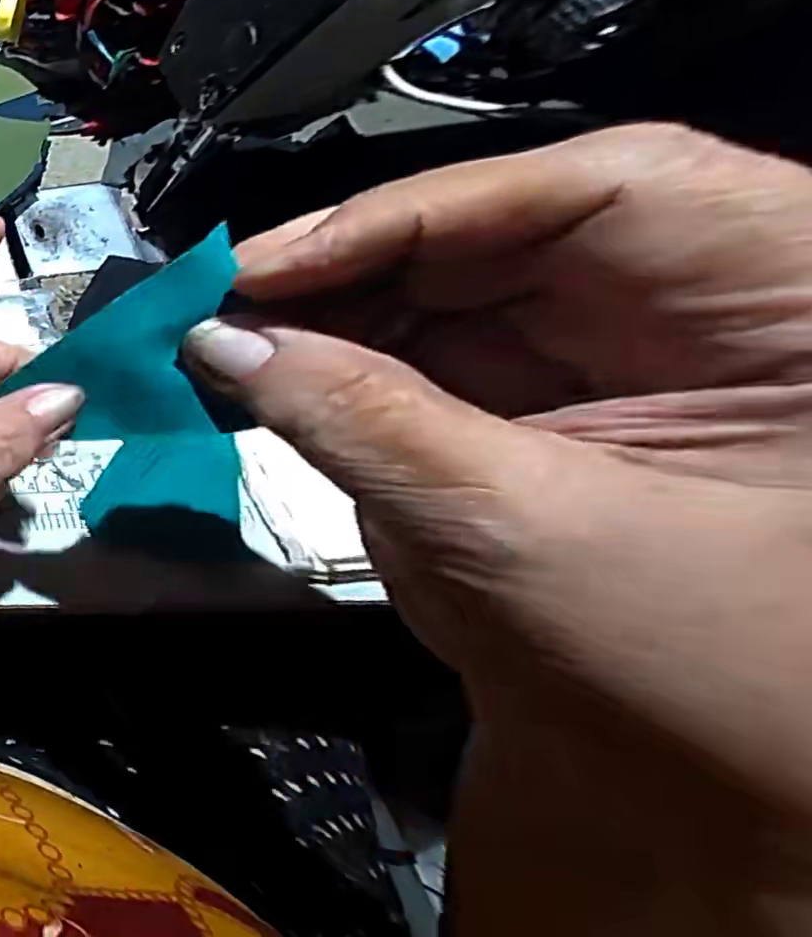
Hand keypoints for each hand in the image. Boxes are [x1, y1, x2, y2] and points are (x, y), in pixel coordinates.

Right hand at [181, 124, 811, 815]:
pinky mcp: (501, 394)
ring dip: (311, 314)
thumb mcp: (505, 524)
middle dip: (337, 266)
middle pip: (482, 235)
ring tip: (220, 337)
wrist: (668, 779)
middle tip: (220, 301)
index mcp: (789, 303)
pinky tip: (253, 367)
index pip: (598, 190)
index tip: (270, 265)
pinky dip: (314, 357)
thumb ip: (351, 415)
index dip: (414, 212)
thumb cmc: (669, 669)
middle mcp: (684, 303)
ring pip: (422, 288)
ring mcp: (582, 348)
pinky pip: (394, 348)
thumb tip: (214, 340)